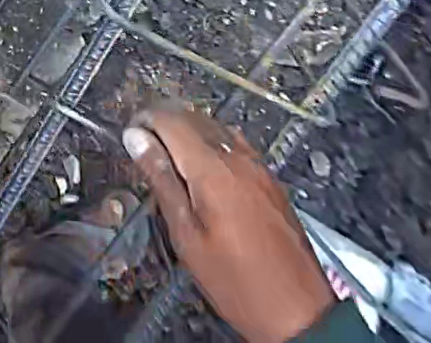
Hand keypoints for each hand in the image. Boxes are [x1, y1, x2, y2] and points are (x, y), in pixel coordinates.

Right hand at [124, 107, 333, 342]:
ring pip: (213, 126)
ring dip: (187, 130)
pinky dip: (212, 141)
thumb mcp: (187, 237)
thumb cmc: (235, 282)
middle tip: (144, 145)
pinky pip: (234, 141)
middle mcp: (235, 157)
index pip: (170, 121)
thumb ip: (161, 180)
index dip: (145, 121)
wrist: (300, 313)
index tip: (131, 135)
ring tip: (170, 157)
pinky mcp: (269, 176)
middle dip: (164, 123)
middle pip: (191, 117)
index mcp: (211, 169)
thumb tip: (136, 138)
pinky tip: (205, 165)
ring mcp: (257, 164)